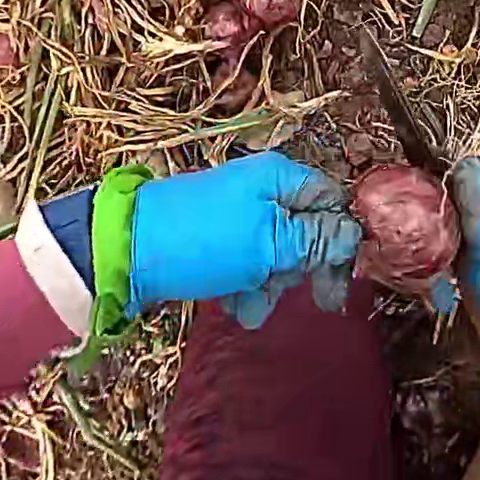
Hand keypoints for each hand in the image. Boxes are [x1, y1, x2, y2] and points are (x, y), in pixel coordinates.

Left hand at [128, 150, 360, 327]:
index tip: (334, 283)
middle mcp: (265, 188)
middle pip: (307, 228)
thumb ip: (315, 240)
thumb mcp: (268, 242)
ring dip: (270, 282)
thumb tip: (354, 236)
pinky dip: (247, 282)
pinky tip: (233, 301)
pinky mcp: (223, 234)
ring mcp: (242, 211)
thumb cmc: (204, 240)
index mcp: (281, 176)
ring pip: (279, 249)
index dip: (337, 242)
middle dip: (297, 266)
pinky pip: (252, 258)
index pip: (331, 203)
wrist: (125, 250)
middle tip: (281, 290)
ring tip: (248, 303)